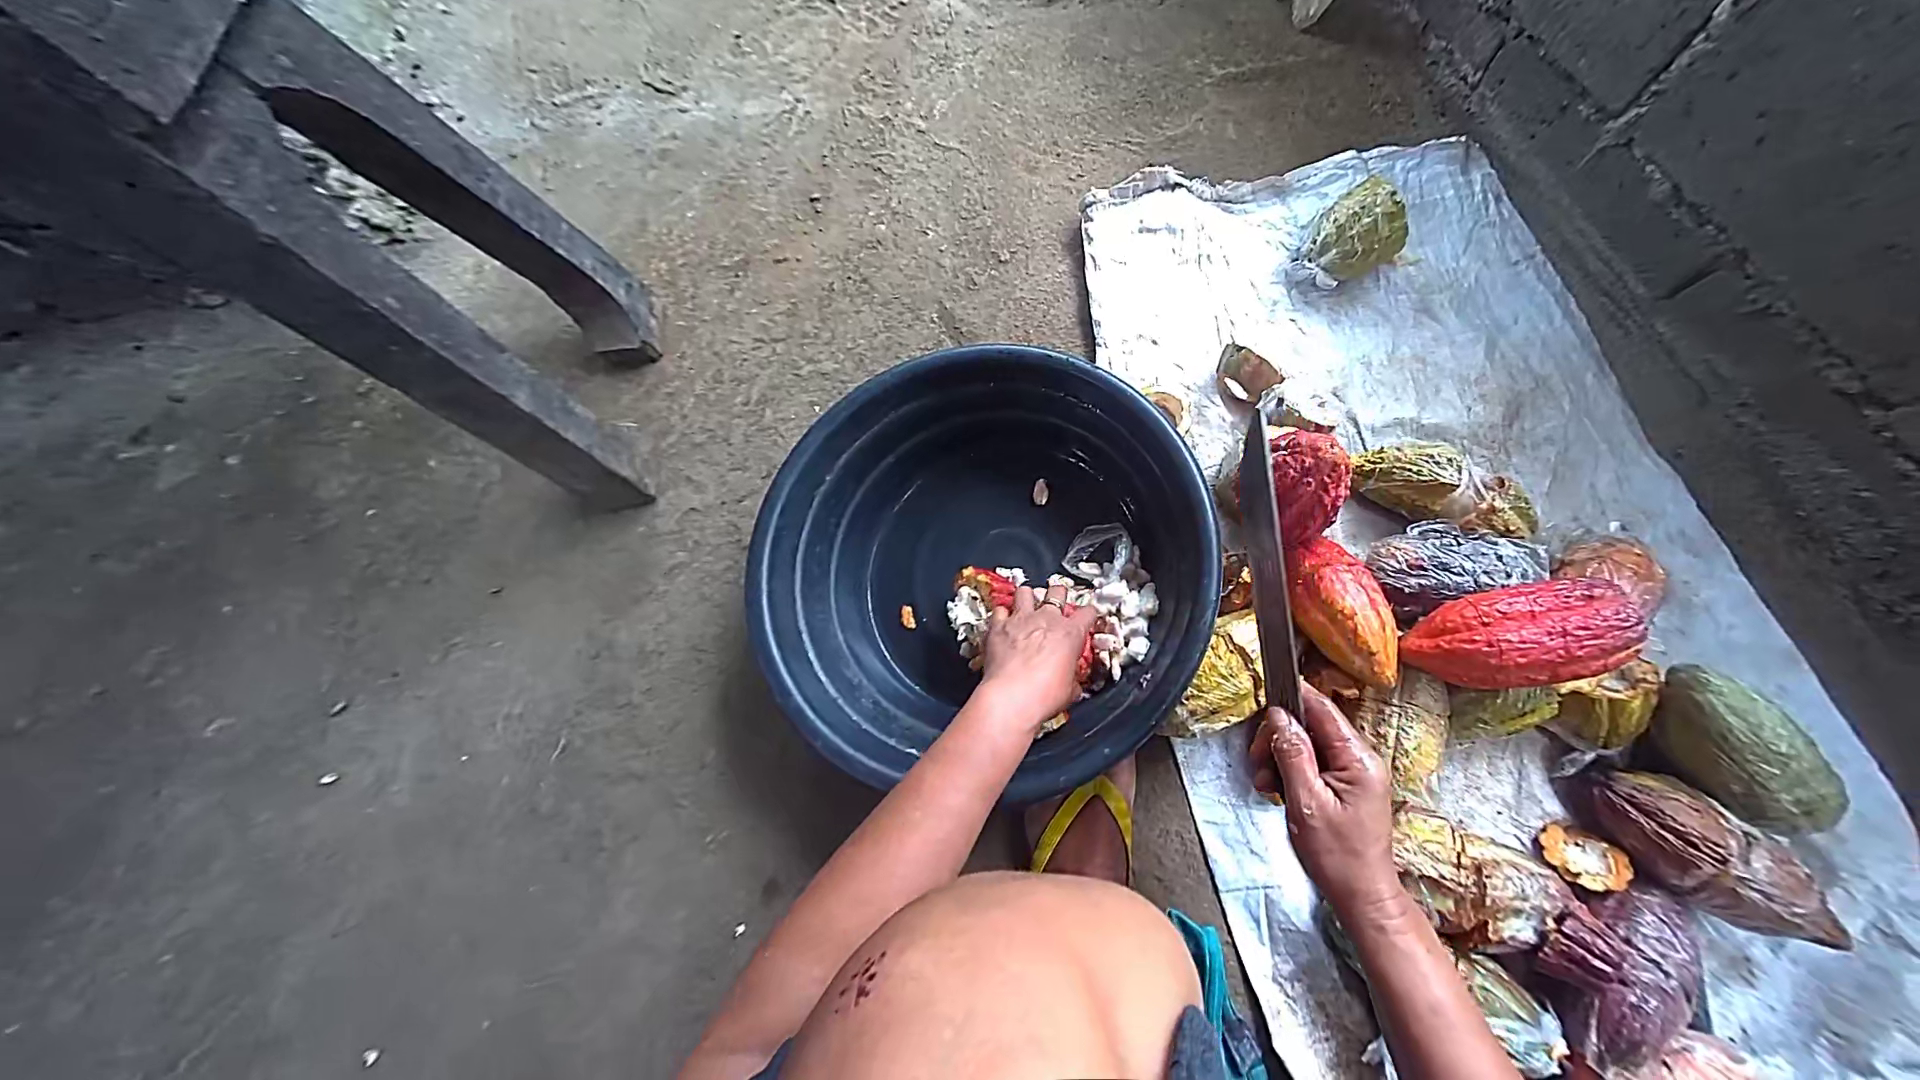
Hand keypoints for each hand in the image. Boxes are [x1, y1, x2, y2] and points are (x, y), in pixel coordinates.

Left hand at [978, 583, 1097, 732]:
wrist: (1010, 697)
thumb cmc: (1043, 695)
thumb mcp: (1070, 690)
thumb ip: (1073, 678)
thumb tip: (1072, 682)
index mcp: (1070, 633)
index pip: (1088, 613)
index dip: (1089, 614)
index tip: (1086, 618)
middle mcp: (1046, 619)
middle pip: (1057, 591)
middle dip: (1058, 594)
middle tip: (1056, 602)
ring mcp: (1020, 619)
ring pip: (1025, 592)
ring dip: (1028, 597)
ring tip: (1027, 604)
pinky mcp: (998, 626)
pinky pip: (1000, 609)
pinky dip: (1002, 613)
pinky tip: (1003, 620)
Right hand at [1249, 682, 1401, 917]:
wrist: (1361, 895)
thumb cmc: (1338, 855)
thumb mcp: (1306, 802)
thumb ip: (1292, 753)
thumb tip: (1278, 715)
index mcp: (1358, 759)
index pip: (1322, 709)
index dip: (1291, 699)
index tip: (1263, 699)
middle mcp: (1360, 759)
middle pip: (1310, 724)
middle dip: (1278, 737)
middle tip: (1259, 762)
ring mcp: (1354, 771)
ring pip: (1306, 742)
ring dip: (1279, 755)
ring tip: (1266, 782)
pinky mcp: (1345, 783)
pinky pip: (1311, 760)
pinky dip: (1289, 769)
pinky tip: (1277, 787)